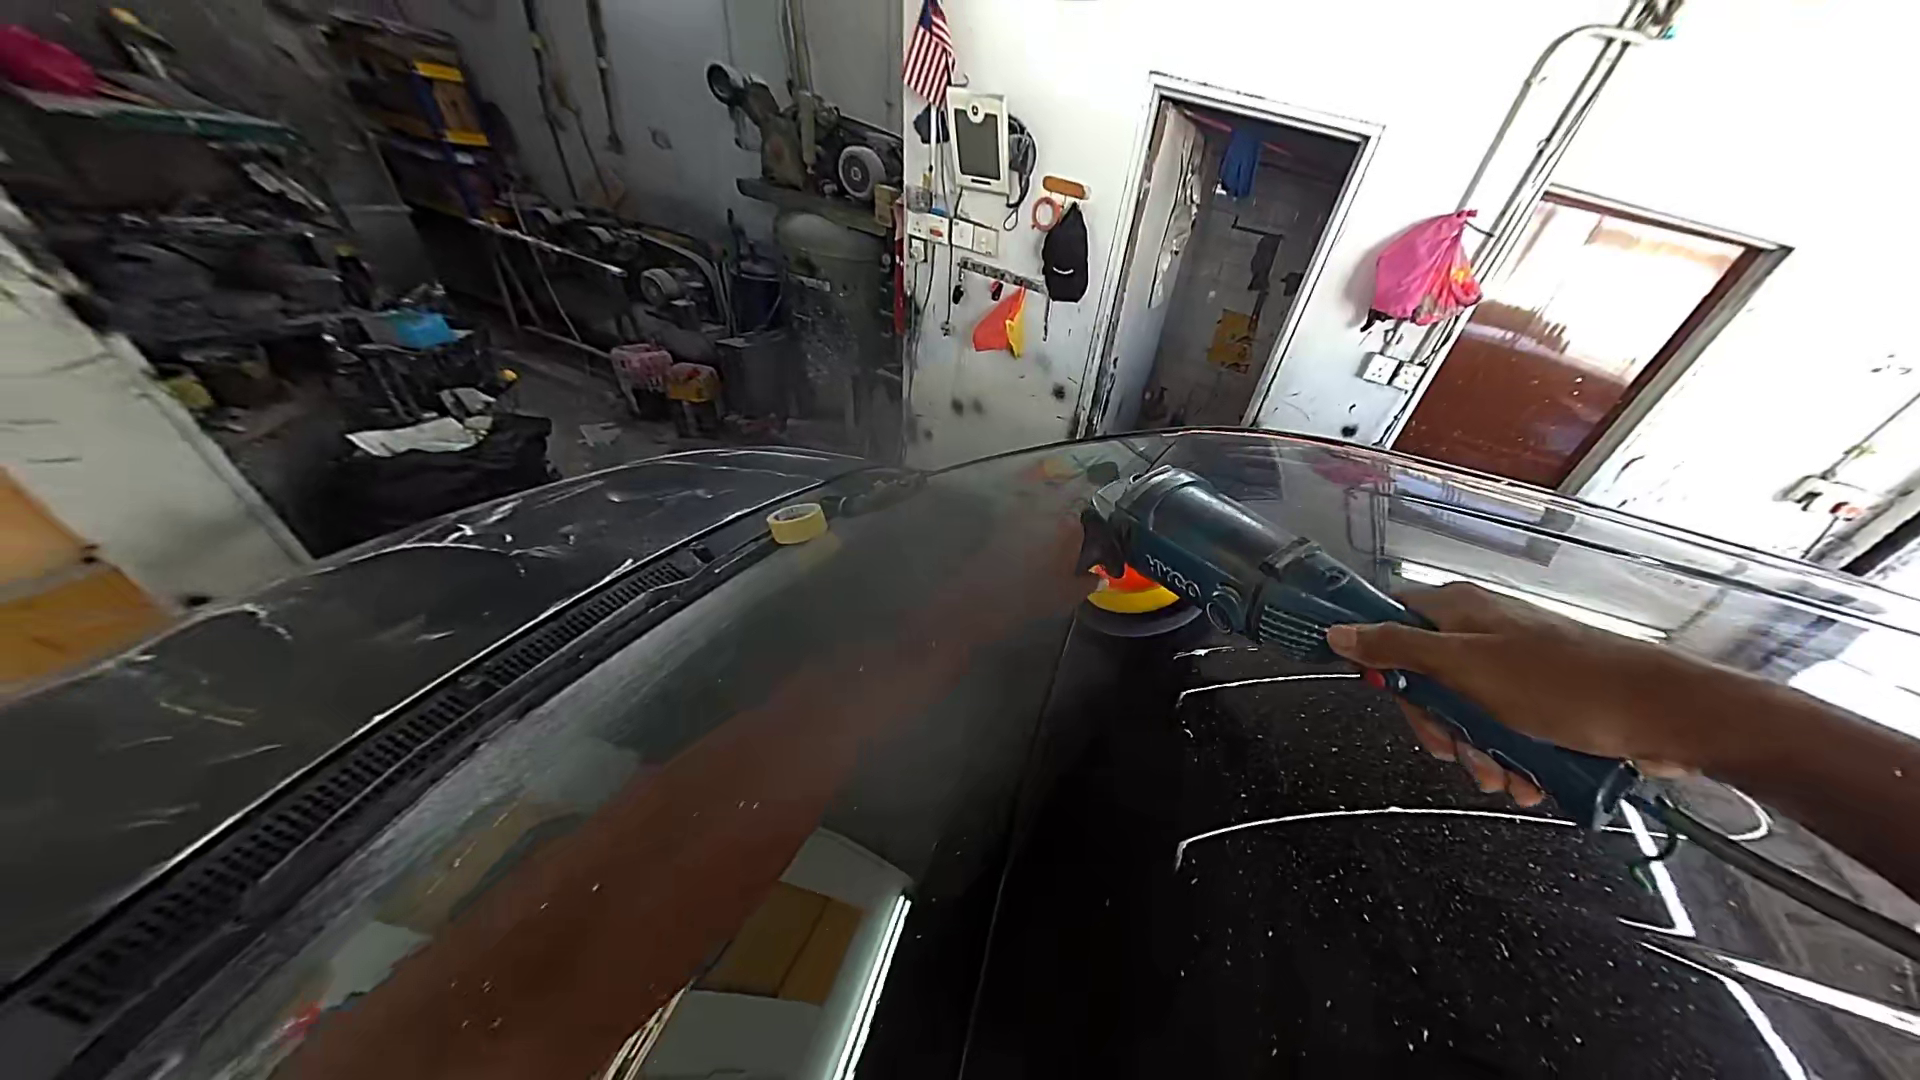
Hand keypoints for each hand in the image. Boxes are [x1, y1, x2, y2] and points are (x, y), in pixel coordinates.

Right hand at [1326, 583, 1709, 806]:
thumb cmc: (1562, 686)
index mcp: (1456, 610)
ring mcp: (1510, 662)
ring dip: (1471, 747)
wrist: (1677, 718)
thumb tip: (1336, 632)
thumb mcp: (1463, 667)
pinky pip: (1499, 721)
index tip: (1386, 694)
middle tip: (1453, 752)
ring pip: (1460, 705)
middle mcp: (1478, 629)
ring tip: (1499, 778)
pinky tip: (1522, 779)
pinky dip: (1503, 752)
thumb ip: (1394, 648)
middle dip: (1435, 722)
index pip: (1388, 621)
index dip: (1378, 657)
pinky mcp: (1540, 694)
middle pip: (1422, 673)